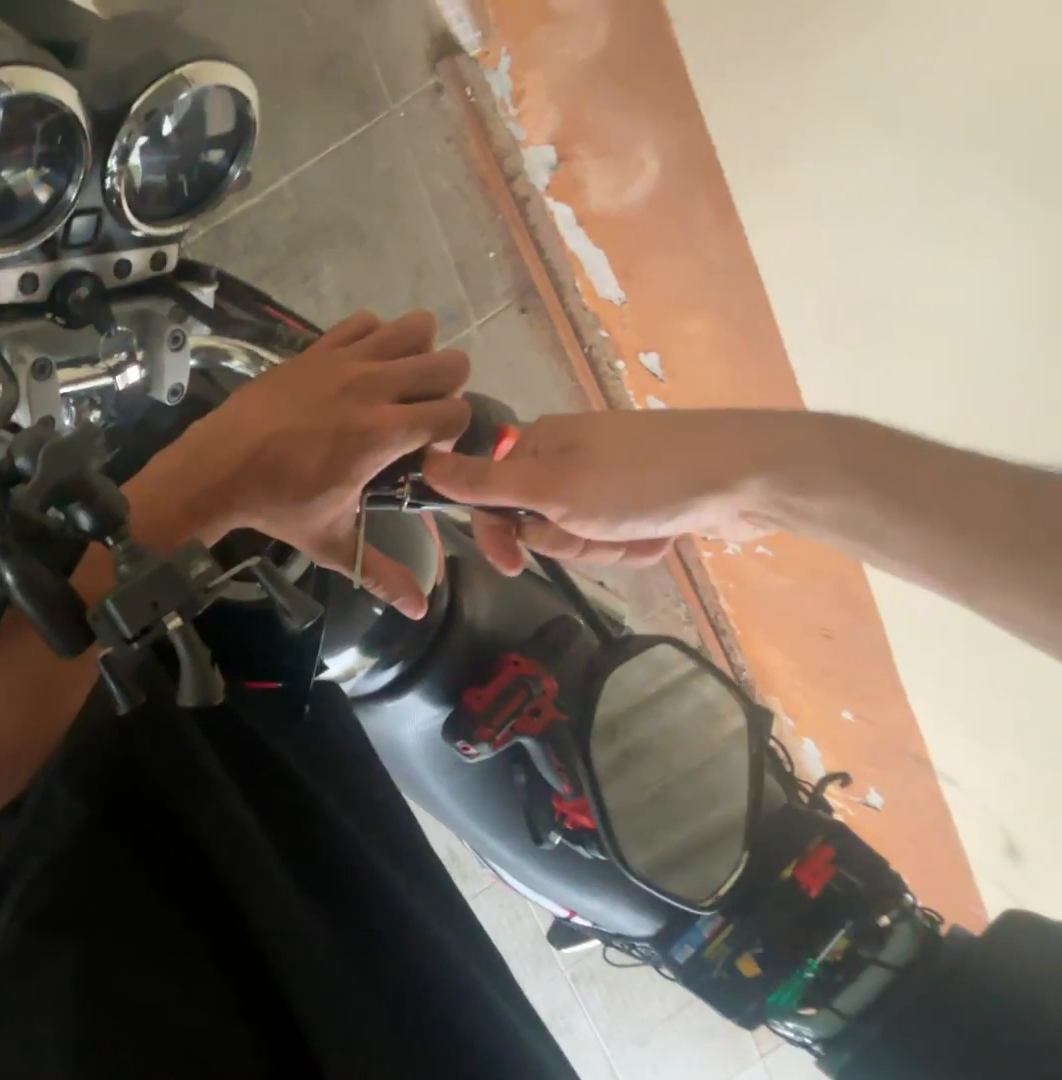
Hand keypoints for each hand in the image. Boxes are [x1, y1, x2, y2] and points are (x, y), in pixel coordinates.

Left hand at [137, 310, 471, 617]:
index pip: (457, 413)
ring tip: (391, 388)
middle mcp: (374, 387)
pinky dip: (373, 337)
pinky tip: (357, 368)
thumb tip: (418, 611)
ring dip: (417, 356)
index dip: (449, 434)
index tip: (421, 455)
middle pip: (450, 364)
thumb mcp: (331, 540)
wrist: (216, 469)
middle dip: (444, 391)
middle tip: (412, 418)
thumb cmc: (275, 505)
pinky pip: (364, 322)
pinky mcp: (314, 349)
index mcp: (385, 432)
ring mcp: (343, 361)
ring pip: (416, 329)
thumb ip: (380, 572)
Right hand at [419, 409, 790, 574]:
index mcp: (536, 445)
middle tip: (597, 531)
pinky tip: (662, 531)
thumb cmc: (639, 479)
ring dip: (605, 544)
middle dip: (567, 540)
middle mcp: (565, 457)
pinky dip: (634, 542)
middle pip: (534, 522)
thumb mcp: (549, 488)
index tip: (511, 564)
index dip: (496, 533)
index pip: (486, 496)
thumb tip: (423, 463)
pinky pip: (615, 535)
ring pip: (576, 534)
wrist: (753, 475)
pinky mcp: (641, 496)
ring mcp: (606, 477)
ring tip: (641, 530)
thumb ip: (482, 483)